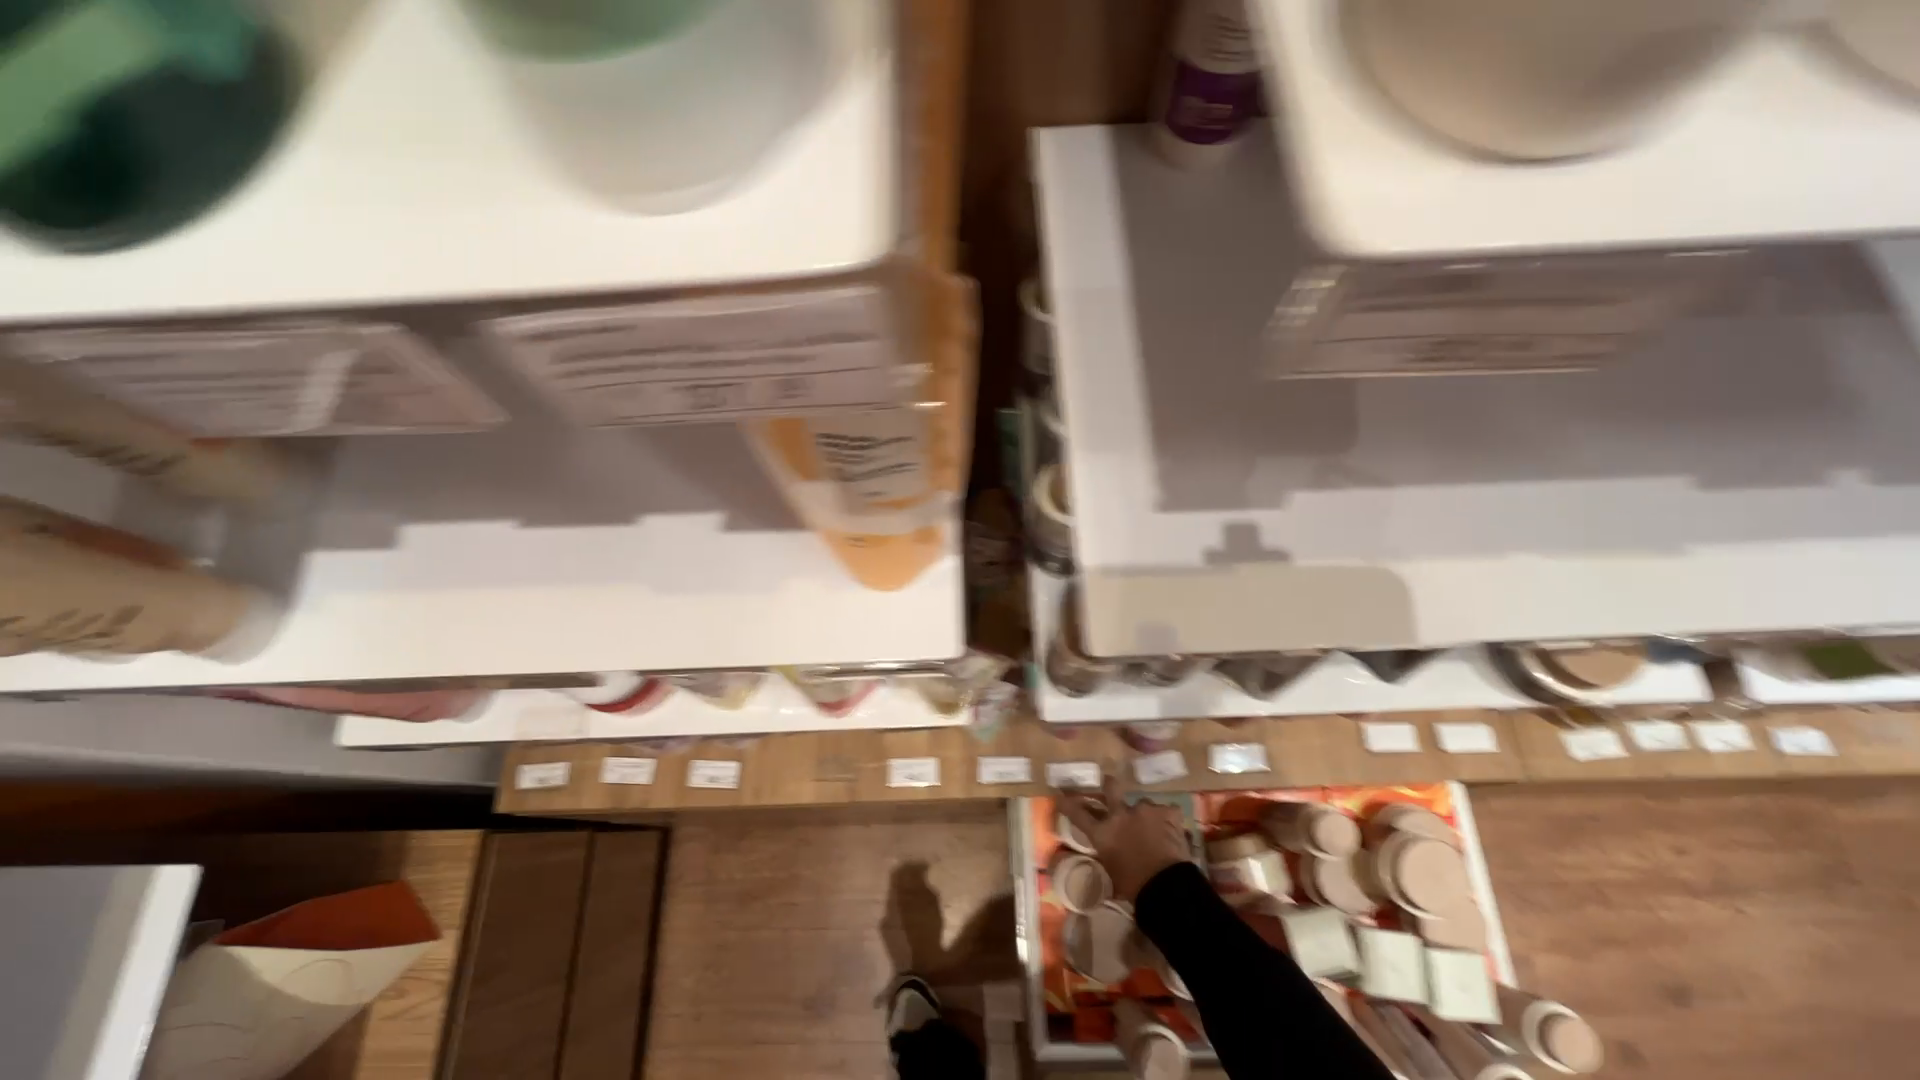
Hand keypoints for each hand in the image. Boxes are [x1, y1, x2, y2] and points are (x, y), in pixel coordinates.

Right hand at [1057, 773, 1190, 901]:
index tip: (1060, 796)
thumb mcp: (1111, 871)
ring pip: (1143, 804)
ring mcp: (1145, 810)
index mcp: (1103, 833)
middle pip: (1110, 787)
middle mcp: (1120, 815)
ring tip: (1155, 829)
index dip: (1067, 804)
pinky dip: (1168, 820)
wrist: (1167, 886)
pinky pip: (1167, 811)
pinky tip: (1172, 830)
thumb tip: (1109, 852)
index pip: (1078, 814)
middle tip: (1109, 784)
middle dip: (1109, 784)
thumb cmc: (1134, 886)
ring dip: (1145, 814)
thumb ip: (1108, 853)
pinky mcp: (1168, 812)